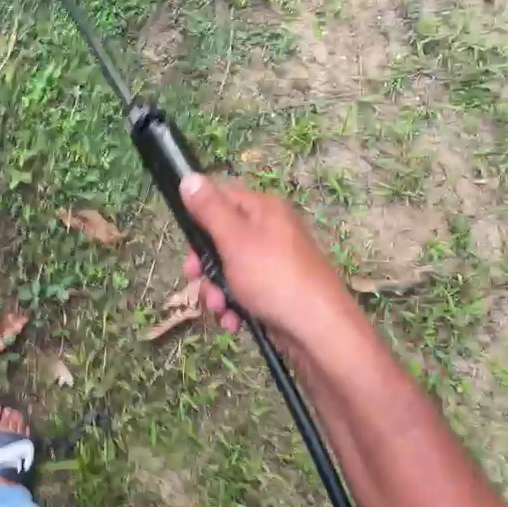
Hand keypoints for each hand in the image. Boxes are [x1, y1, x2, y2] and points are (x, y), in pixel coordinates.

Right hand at [178, 173, 357, 349]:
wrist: (318, 329)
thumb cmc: (274, 277)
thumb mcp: (235, 239)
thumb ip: (209, 209)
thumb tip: (189, 178)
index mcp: (264, 209)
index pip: (221, 198)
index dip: (199, 219)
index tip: (190, 245)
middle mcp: (270, 230)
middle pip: (221, 237)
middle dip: (205, 264)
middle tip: (196, 279)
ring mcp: (273, 261)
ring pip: (229, 268)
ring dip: (217, 290)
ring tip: (221, 309)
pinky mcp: (275, 289)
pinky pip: (244, 290)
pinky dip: (234, 305)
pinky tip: (234, 321)